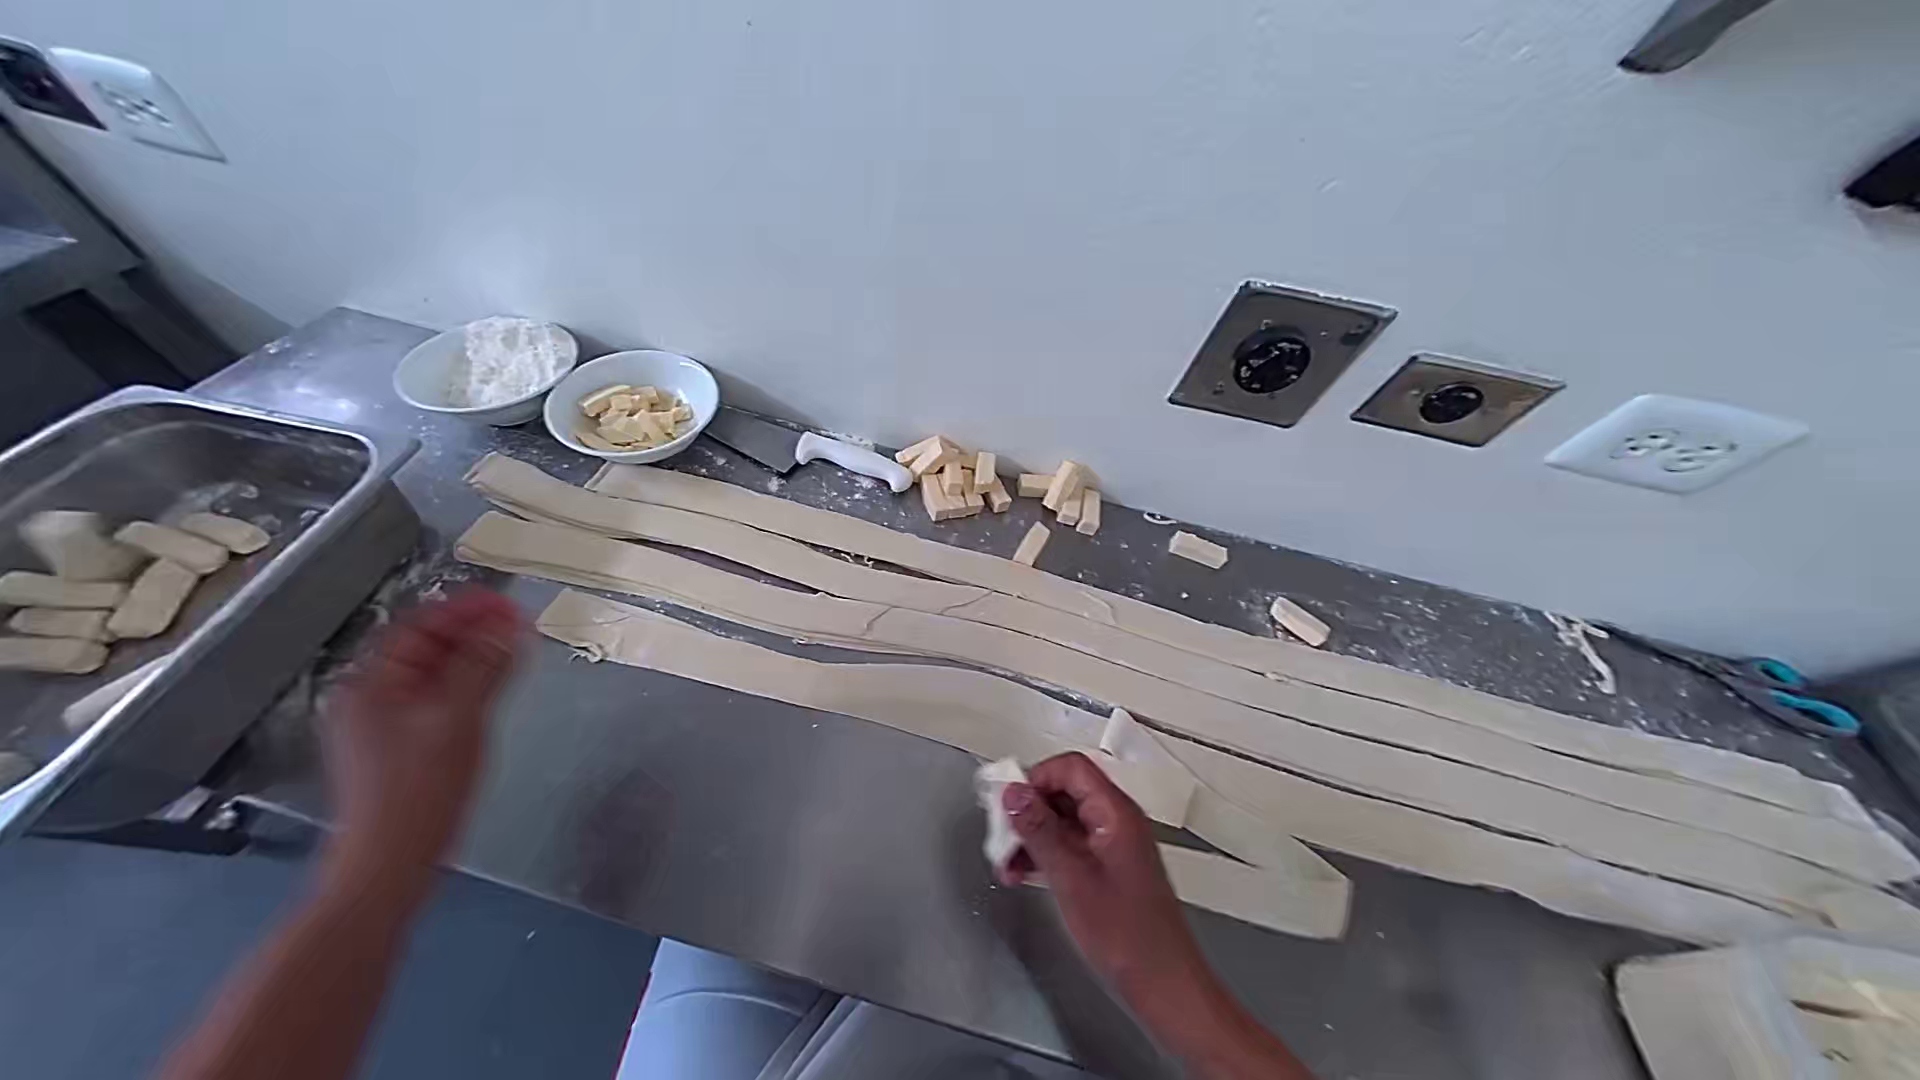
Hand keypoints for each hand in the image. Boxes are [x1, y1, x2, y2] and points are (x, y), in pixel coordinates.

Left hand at [320, 589, 521, 890]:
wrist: (392, 861)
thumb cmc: (419, 789)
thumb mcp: (456, 721)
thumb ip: (482, 668)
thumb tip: (511, 627)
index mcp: (372, 687)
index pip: (418, 630)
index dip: (463, 611)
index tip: (506, 602)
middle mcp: (376, 697)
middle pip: (429, 649)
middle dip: (474, 630)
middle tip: (520, 619)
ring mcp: (393, 721)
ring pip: (440, 672)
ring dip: (479, 653)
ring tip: (520, 640)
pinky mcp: (412, 740)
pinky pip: (446, 696)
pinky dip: (475, 679)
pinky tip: (503, 675)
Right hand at [1001, 752, 1206, 997]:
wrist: (1164, 987)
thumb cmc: (1128, 937)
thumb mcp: (1071, 878)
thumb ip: (1039, 831)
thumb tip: (1013, 793)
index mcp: (1115, 812)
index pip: (1071, 768)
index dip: (1036, 778)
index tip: (1007, 801)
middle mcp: (1115, 820)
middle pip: (1064, 791)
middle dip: (1028, 810)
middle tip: (1001, 834)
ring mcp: (1112, 843)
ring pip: (1062, 819)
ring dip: (1031, 835)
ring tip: (1008, 863)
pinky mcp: (1106, 866)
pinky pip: (1069, 843)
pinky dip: (1044, 854)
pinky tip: (1024, 874)